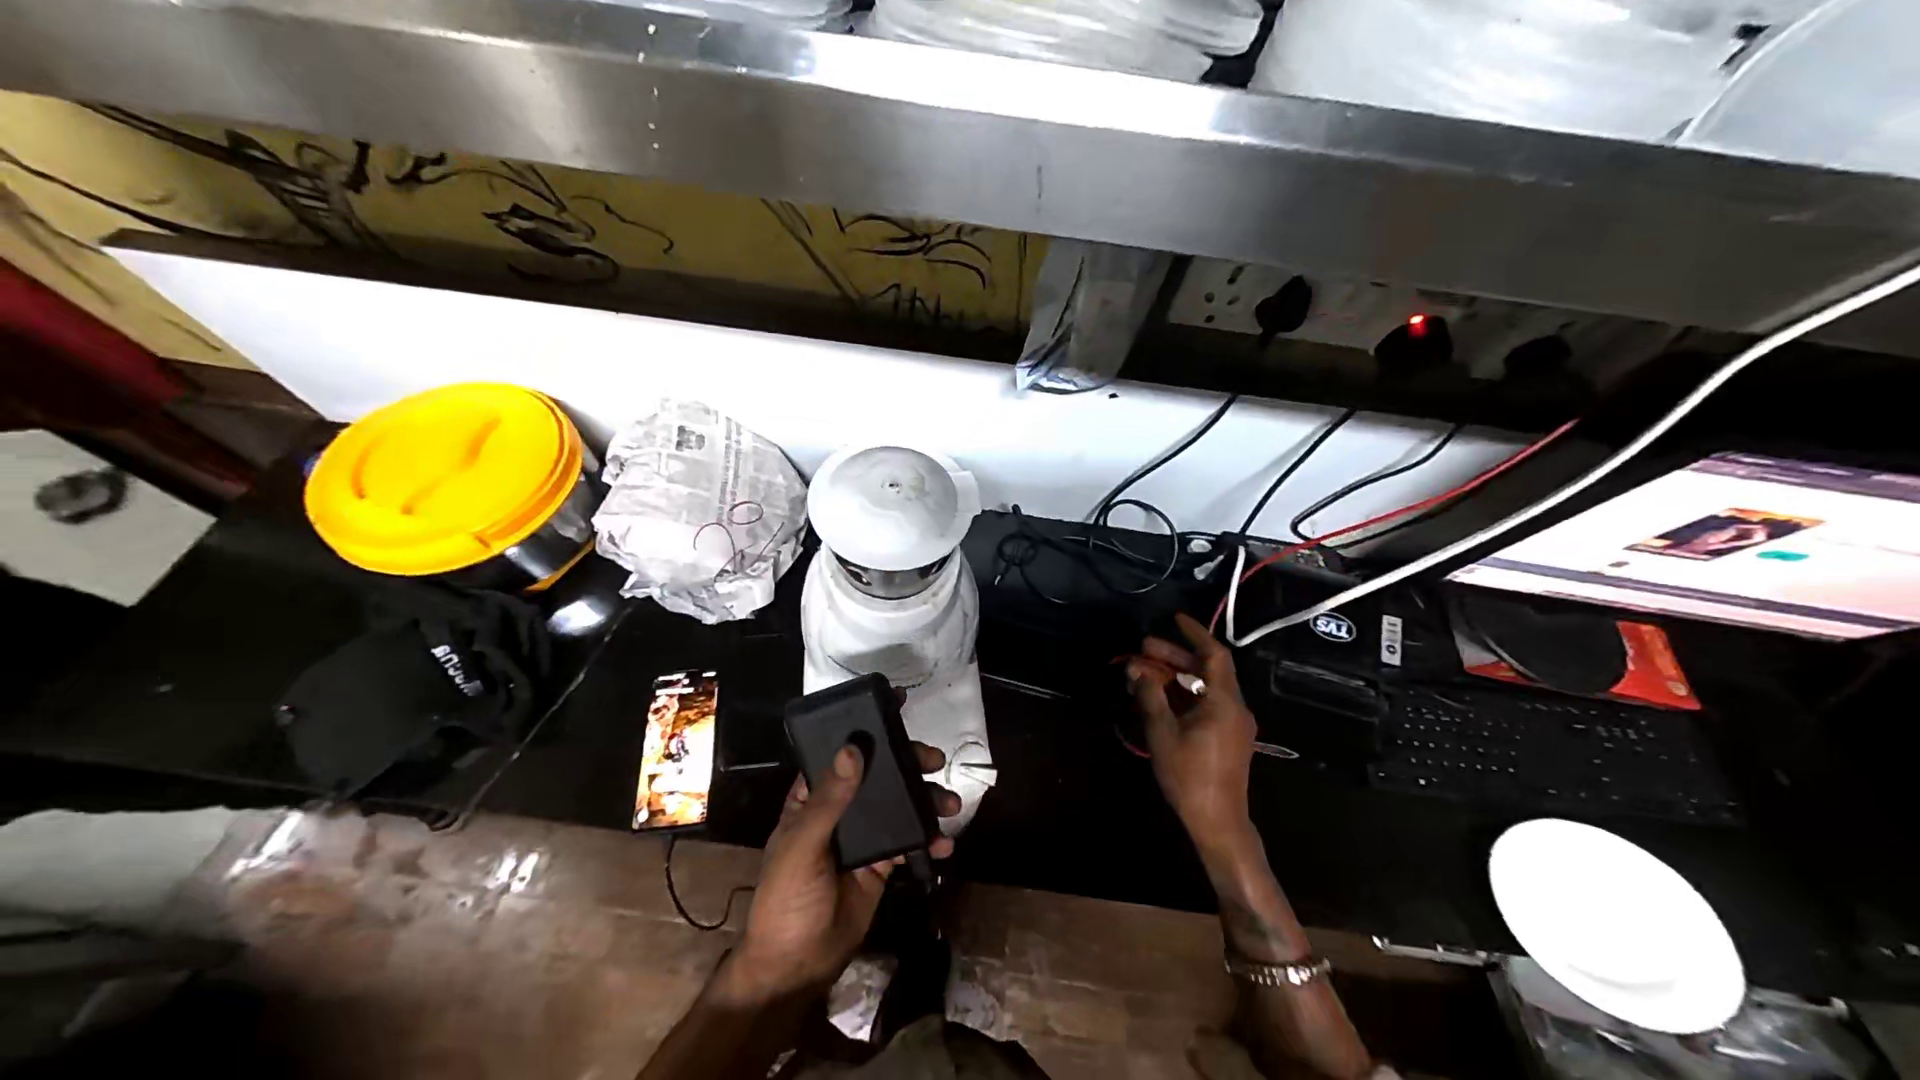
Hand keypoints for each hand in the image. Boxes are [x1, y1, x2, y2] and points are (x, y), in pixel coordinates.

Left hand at [715, 741, 959, 1005]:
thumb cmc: (786, 898)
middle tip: (933, 758)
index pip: (839, 751)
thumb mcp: (801, 845)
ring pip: (900, 803)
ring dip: (927, 798)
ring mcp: (864, 835)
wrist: (797, 964)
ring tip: (950, 804)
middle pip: (879, 773)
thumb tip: (854, 749)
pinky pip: (911, 841)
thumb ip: (829, 800)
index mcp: (812, 797)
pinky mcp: (883, 862)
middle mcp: (841, 808)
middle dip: (909, 761)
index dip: (865, 726)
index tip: (895, 703)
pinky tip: (943, 843)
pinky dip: (930, 838)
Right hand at [1128, 613, 1257, 845]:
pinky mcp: (1227, 738)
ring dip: (1174, 677)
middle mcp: (1234, 707)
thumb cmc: (1190, 776)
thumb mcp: (1162, 733)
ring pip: (1203, 688)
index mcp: (1224, 702)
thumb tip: (1137, 670)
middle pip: (1205, 670)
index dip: (1194, 634)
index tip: (1174, 619)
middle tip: (1141, 649)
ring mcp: (1233, 724)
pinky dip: (1182, 696)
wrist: (1217, 822)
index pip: (1213, 655)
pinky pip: (1205, 705)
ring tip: (1141, 672)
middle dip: (1173, 657)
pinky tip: (1157, 697)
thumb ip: (1150, 696)